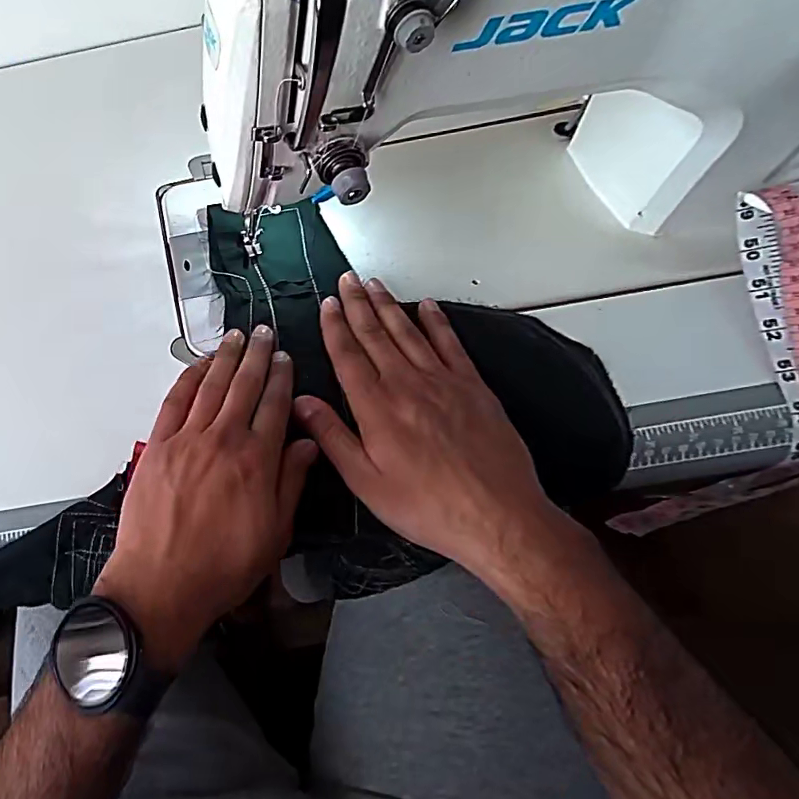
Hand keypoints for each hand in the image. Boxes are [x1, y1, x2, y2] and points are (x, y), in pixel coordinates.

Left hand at [93, 326, 318, 672]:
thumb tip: (306, 444)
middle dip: (257, 357)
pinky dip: (187, 378)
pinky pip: (174, 402)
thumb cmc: (221, 567)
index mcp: (256, 462)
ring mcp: (186, 441)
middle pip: (243, 387)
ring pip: (209, 387)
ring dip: (224, 359)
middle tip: (264, 334)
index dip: (282, 380)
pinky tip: (198, 365)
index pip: (275, 407)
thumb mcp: (274, 533)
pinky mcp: (157, 446)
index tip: (287, 360)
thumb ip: (290, 482)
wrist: (162, 582)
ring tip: (236, 338)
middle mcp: (222, 442)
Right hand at [291, 272, 574, 579]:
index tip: (327, 304)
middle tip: (346, 280)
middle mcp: (408, 386)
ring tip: (374, 284)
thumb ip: (331, 436)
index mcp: (376, 408)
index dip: (335, 327)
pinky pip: (451, 346)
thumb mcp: (364, 480)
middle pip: (376, 336)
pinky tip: (427, 306)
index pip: (348, 356)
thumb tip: (299, 401)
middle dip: (358, 305)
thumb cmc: (425, 505)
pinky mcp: (474, 390)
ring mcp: (444, 384)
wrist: (499, 518)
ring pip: (409, 334)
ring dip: (389, 306)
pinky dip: (437, 323)